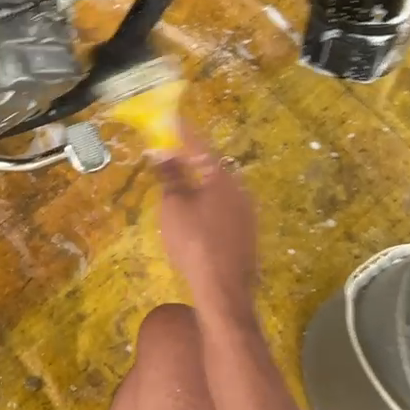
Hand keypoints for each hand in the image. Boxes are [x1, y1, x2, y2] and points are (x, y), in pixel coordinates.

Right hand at [154, 138, 259, 330]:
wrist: (224, 290)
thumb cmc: (194, 242)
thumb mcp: (174, 205)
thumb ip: (170, 176)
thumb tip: (162, 151)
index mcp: (221, 178)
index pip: (199, 146)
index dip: (183, 132)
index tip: (171, 119)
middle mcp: (239, 189)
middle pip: (212, 165)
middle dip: (191, 157)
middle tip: (171, 150)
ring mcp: (247, 212)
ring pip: (219, 186)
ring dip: (200, 179)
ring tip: (179, 178)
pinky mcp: (247, 232)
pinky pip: (224, 204)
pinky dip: (207, 198)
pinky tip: (195, 208)